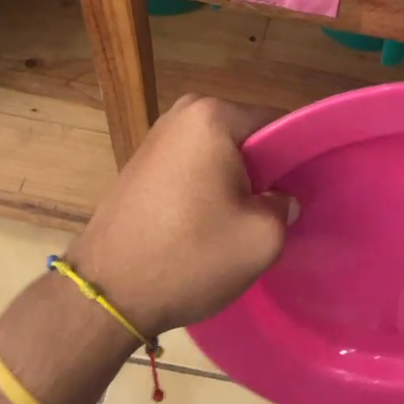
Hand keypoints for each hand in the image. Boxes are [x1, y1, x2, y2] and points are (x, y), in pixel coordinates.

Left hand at [65, 94, 292, 335]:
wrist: (107, 291)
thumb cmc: (188, 255)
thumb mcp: (261, 238)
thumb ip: (285, 207)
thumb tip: (279, 199)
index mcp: (213, 115)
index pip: (274, 123)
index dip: (292, 157)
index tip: (296, 192)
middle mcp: (183, 112)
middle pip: (244, 135)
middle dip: (260, 169)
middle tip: (266, 211)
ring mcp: (157, 135)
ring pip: (217, 151)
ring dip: (230, 180)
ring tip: (233, 221)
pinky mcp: (141, 161)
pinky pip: (191, 164)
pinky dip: (203, 187)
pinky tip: (202, 222)